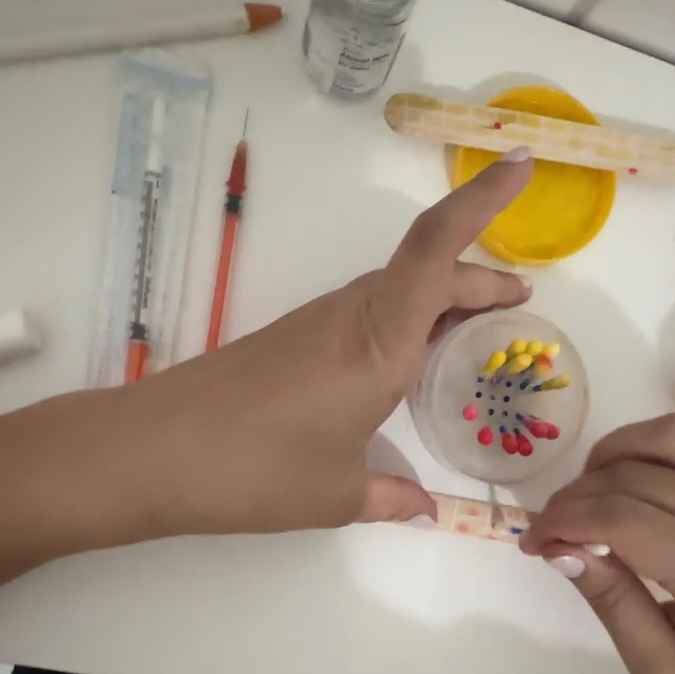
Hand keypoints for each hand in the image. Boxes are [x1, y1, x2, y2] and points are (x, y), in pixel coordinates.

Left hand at [103, 151, 535, 537]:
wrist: (152, 453)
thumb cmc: (257, 471)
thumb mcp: (338, 494)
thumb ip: (391, 497)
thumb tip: (424, 509)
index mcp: (379, 342)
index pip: (437, 248)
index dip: (482, 201)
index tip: (522, 164)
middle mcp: (351, 317)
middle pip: (427, 271)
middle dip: (479, 279)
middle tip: (518, 305)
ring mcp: (316, 324)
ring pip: (396, 291)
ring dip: (441, 301)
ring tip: (474, 333)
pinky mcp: (292, 339)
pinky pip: (366, 314)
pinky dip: (404, 323)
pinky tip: (405, 364)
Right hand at [518, 407, 674, 673]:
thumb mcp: (663, 668)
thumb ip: (611, 606)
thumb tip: (561, 547)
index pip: (626, 521)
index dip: (564, 521)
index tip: (533, 541)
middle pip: (635, 477)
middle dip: (573, 497)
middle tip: (551, 528)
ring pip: (666, 435)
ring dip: (609, 455)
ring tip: (590, 494)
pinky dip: (651, 436)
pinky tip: (635, 472)